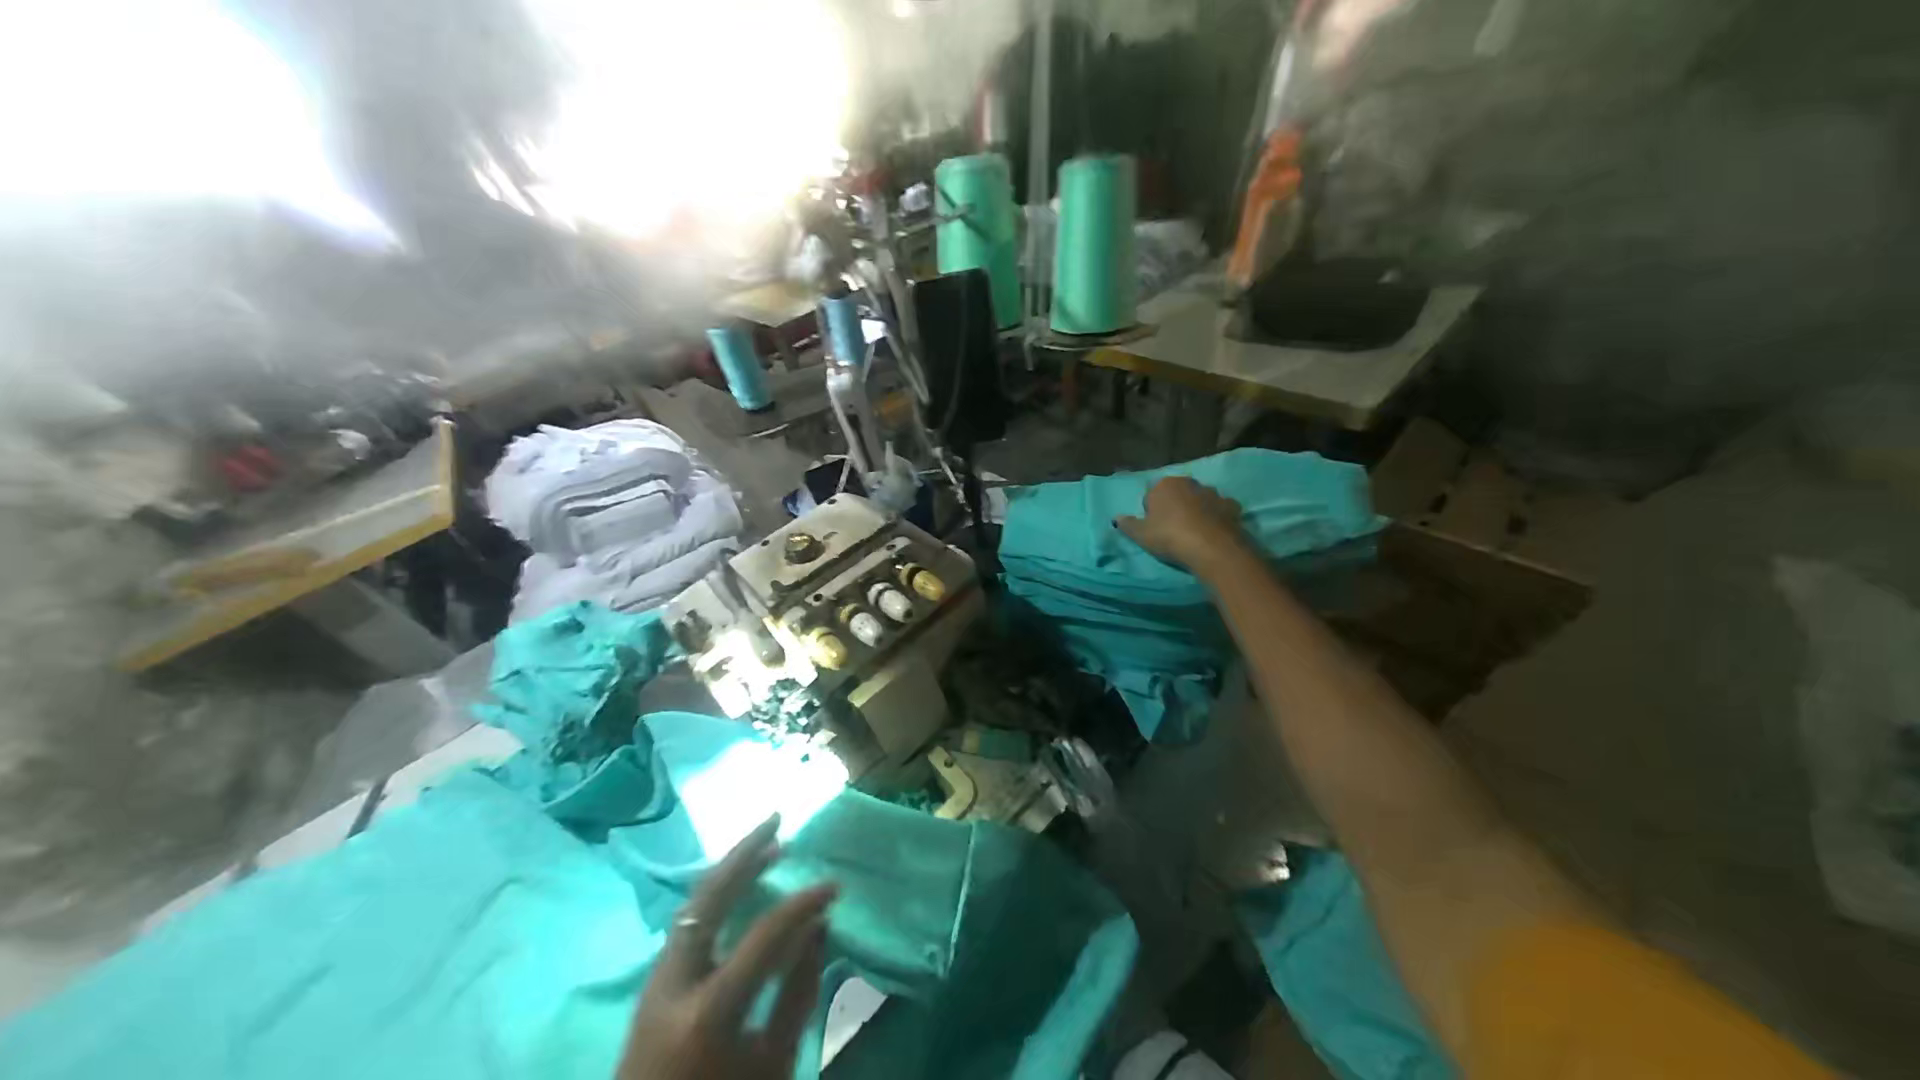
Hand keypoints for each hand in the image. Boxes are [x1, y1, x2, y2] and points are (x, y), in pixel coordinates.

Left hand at [617, 815, 835, 1079]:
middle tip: (777, 818)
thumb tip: (819, 927)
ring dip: (729, 870)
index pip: (762, 936)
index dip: (802, 904)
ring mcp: (655, 981)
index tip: (833, 885)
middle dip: (744, 852)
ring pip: (691, 905)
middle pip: (707, 898)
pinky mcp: (652, 984)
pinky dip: (716, 896)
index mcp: (709, 1010)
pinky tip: (739, 887)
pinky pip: (688, 923)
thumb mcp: (774, 1064)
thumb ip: (798, 993)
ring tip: (765, 846)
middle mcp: (674, 983)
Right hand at [1114, 476, 1250, 575]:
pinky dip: (1217, 517)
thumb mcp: (1141, 534)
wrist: (1212, 547)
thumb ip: (1128, 524)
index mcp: (1164, 485)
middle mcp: (1189, 482)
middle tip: (1173, 530)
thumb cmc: (1169, 536)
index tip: (1154, 528)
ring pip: (1199, 500)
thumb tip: (1116, 518)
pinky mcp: (1232, 506)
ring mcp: (1213, 493)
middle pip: (1177, 494)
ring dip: (1196, 510)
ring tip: (1194, 533)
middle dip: (1174, 507)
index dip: (1151, 512)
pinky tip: (1214, 531)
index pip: (1151, 495)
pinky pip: (1220, 510)